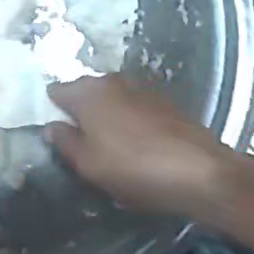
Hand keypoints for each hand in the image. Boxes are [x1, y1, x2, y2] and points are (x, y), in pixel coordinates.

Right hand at [46, 75, 243, 220]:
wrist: (201, 171)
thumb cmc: (135, 168)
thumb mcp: (88, 164)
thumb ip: (64, 142)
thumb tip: (51, 125)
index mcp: (87, 92)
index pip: (57, 91)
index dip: (52, 109)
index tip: (54, 131)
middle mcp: (110, 81)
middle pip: (85, 92)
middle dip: (79, 111)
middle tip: (79, 142)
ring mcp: (139, 88)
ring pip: (110, 98)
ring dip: (106, 115)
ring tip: (108, 145)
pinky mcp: (163, 101)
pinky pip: (133, 107)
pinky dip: (128, 120)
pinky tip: (135, 144)